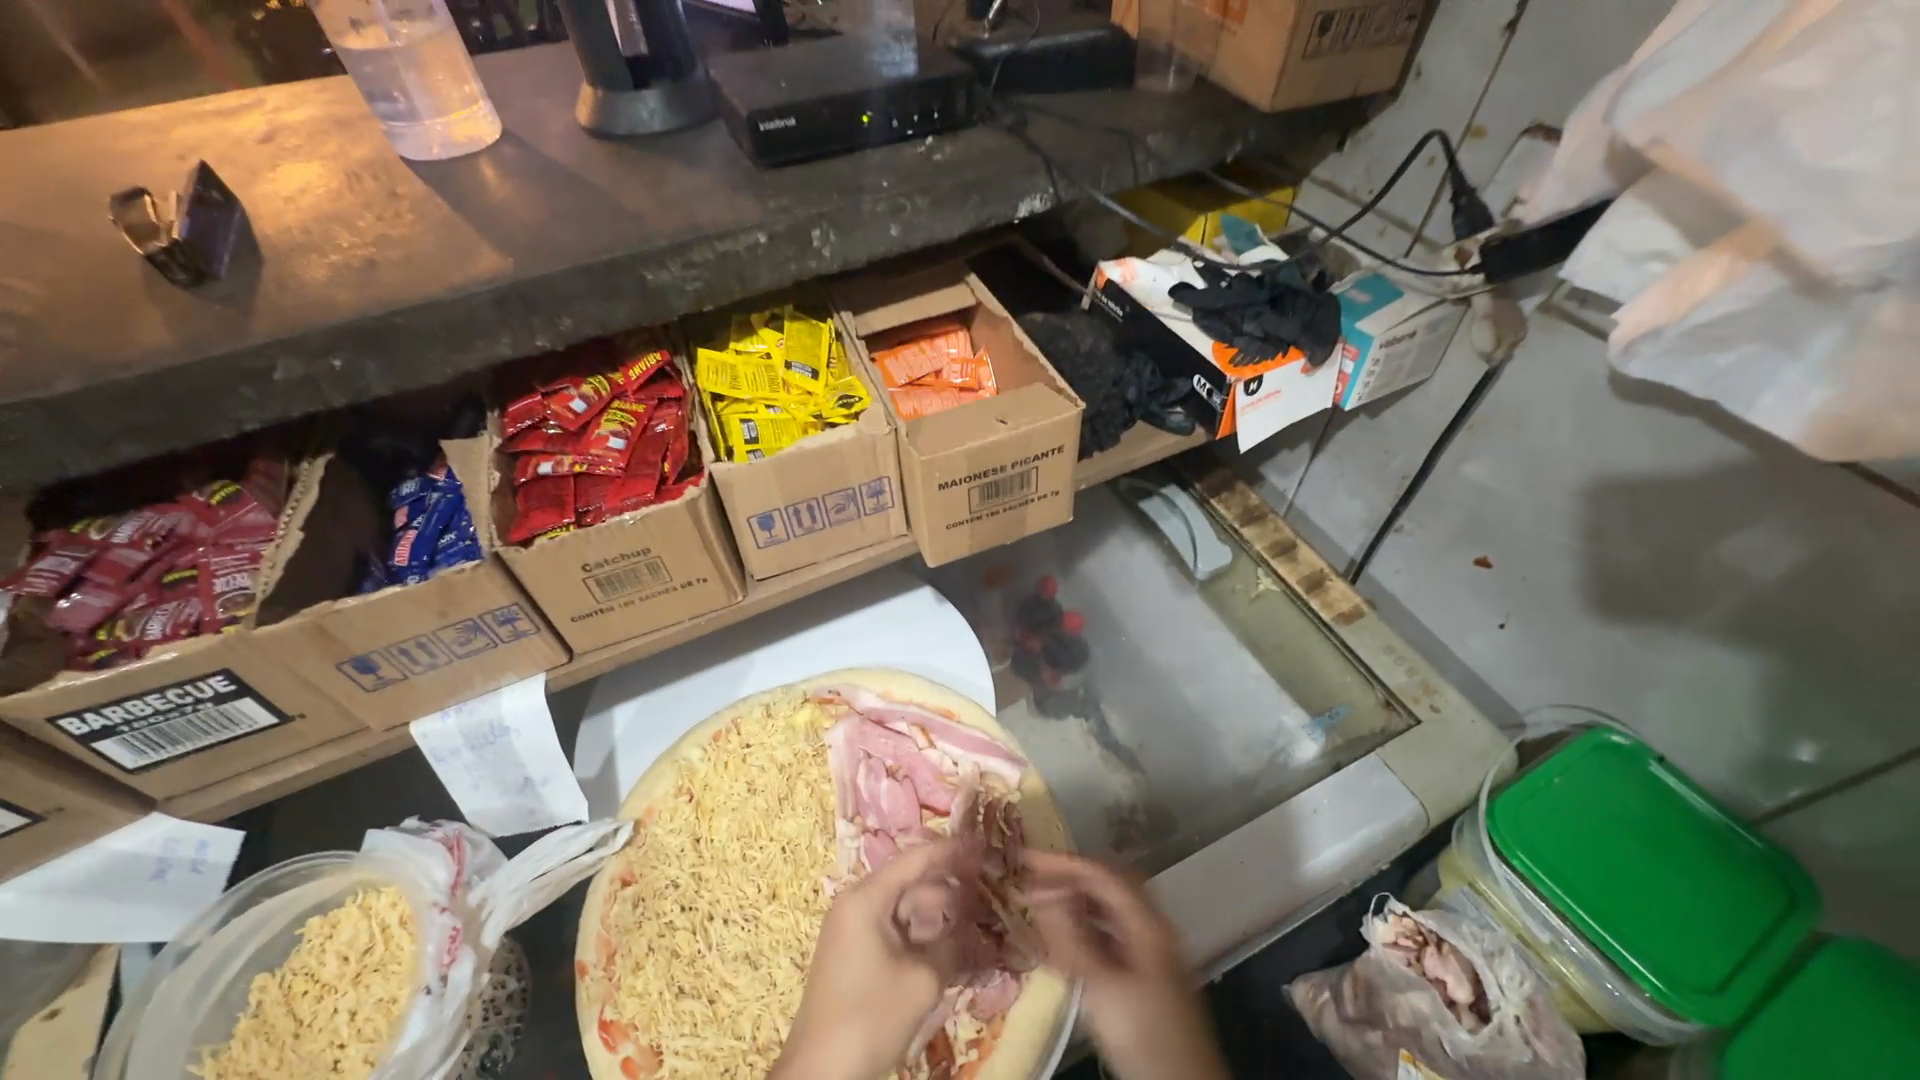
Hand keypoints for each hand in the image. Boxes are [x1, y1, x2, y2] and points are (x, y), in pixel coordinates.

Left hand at [774, 840, 981, 1079]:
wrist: (820, 1073)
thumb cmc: (869, 1018)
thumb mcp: (922, 981)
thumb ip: (953, 944)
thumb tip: (976, 927)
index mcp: (866, 898)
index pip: (916, 858)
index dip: (952, 851)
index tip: (985, 846)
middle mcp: (858, 905)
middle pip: (912, 883)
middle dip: (952, 890)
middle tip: (991, 894)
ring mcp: (855, 930)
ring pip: (907, 910)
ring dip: (941, 917)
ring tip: (980, 924)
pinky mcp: (858, 955)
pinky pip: (897, 932)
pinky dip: (925, 938)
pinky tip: (954, 949)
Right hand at [1022, 851, 1228, 1079]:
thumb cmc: (1144, 1035)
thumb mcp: (1101, 985)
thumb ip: (1069, 936)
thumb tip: (1040, 891)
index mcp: (1148, 923)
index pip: (1102, 874)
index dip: (1063, 862)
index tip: (1024, 860)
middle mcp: (1153, 927)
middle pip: (1110, 885)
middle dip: (1071, 876)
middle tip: (1033, 878)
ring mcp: (1152, 950)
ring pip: (1111, 909)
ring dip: (1077, 900)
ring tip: (1041, 904)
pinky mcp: (1145, 973)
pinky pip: (1111, 933)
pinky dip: (1085, 926)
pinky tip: (1064, 939)